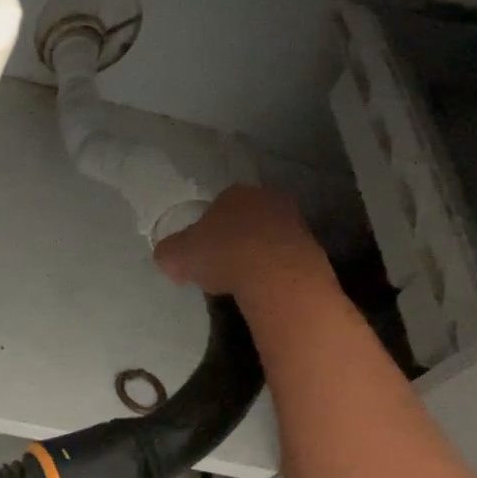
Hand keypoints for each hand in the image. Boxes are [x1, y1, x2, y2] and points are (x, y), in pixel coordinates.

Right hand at [154, 185, 336, 304]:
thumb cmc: (222, 254)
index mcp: (233, 193)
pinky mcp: (309, 244)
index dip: (202, 231)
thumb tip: (169, 256)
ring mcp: (292, 219)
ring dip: (251, 253)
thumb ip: (167, 251)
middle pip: (241, 219)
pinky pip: (279, 255)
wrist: (276, 274)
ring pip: (262, 236)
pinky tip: (258, 284)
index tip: (196, 254)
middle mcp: (266, 198)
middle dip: (229, 239)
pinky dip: (268, 267)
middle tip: (215, 267)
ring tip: (237, 279)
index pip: (214, 207)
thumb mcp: (175, 255)